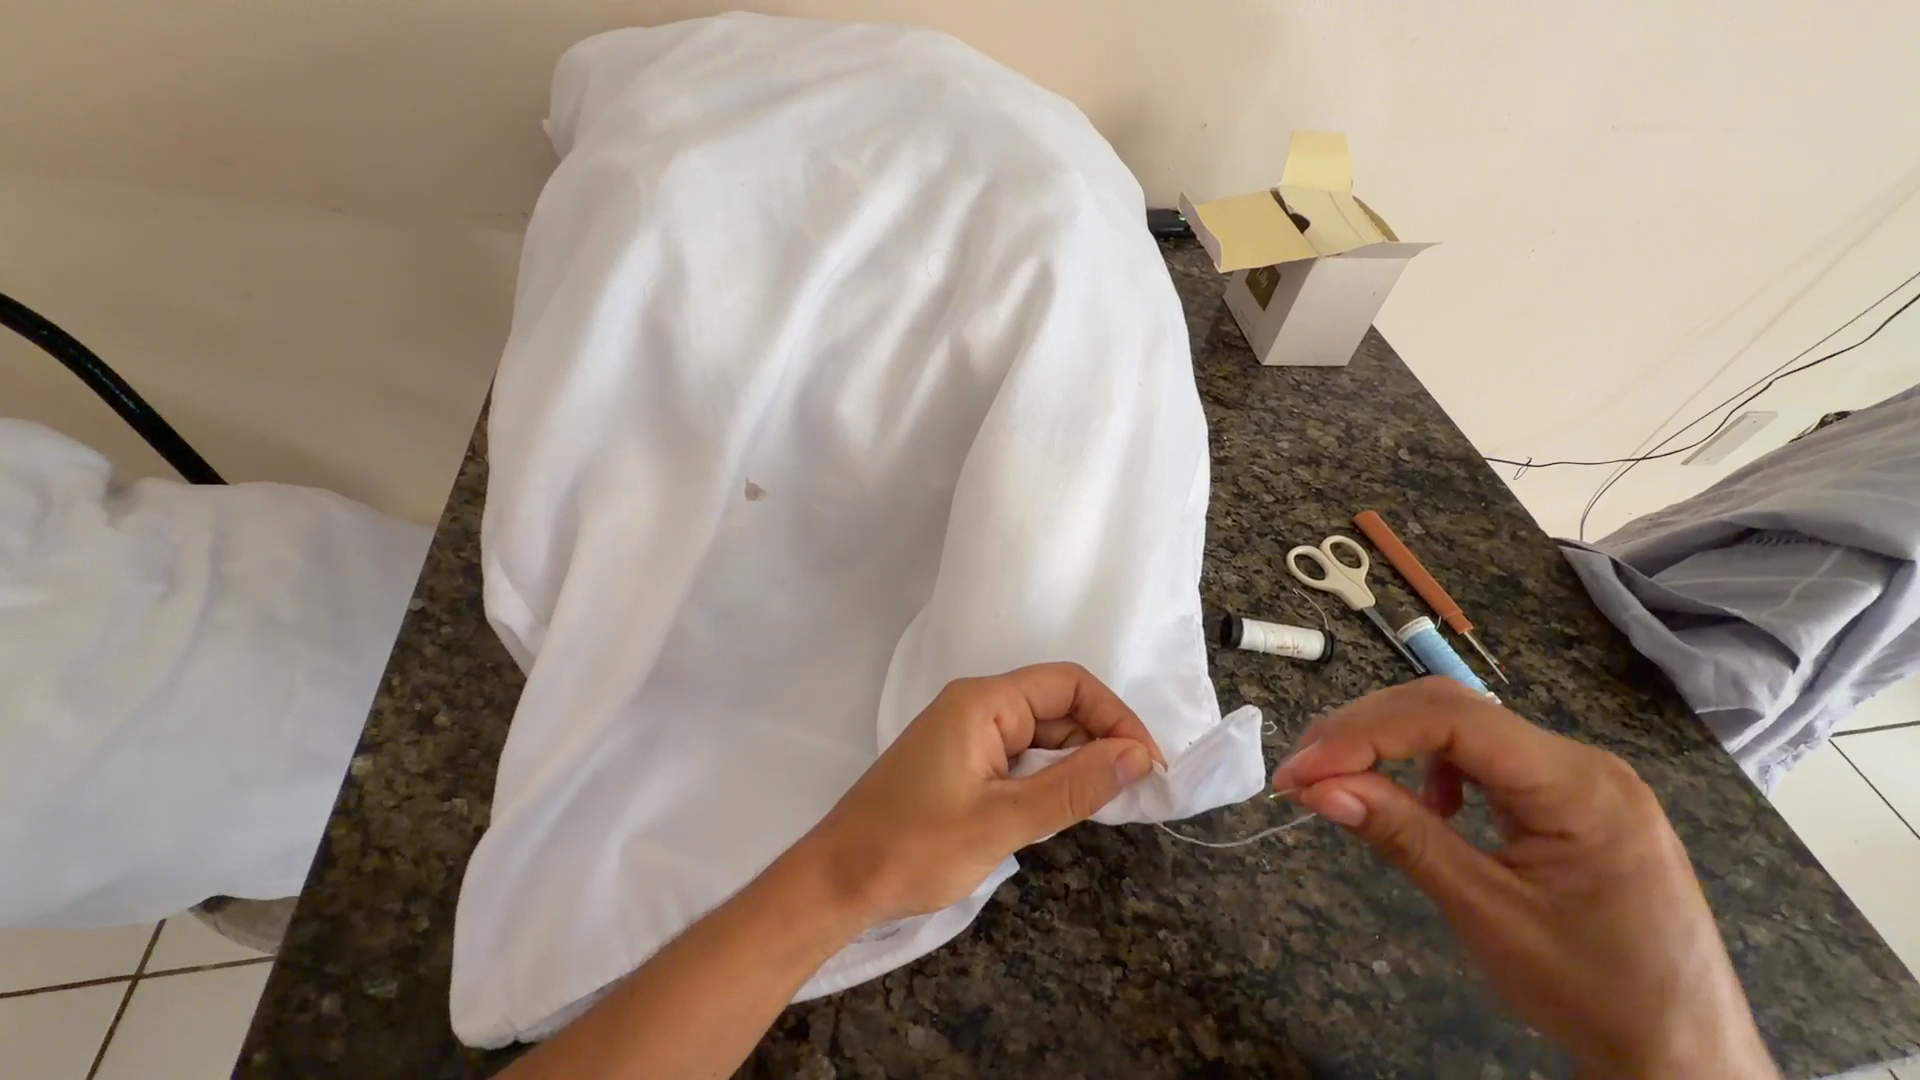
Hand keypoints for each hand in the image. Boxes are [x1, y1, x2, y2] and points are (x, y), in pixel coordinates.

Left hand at [799, 663, 1160, 925]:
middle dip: (1100, 743)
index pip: (1069, 685)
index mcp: (982, 703)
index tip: (1147, 764)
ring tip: (1108, 806)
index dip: (1115, 717)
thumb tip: (1138, 756)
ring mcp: (965, 735)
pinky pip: (1018, 758)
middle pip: (1057, 707)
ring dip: (1076, 764)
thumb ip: (1073, 786)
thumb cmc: (913, 848)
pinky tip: (1063, 809)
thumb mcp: (1003, 820)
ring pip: (1040, 735)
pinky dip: (1047, 778)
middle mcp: (975, 707)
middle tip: (1135, 794)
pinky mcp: (960, 764)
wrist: (837, 882)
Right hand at [1273, 678, 1775, 1078]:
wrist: (1683, 1055)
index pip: (1450, 721)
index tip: (1300, 771)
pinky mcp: (1565, 794)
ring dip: (1389, 744)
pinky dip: (1428, 765)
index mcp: (1576, 784)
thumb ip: (1402, 836)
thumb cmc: (1591, 990)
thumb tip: (1315, 788)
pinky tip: (1426, 806)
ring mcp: (1576, 774)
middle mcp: (1579, 760)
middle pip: (1449, 709)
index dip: (1363, 734)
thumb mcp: (1485, 912)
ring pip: (1459, 725)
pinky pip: (1481, 754)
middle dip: (1364, 732)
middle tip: (1302, 772)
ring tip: (1342, 782)